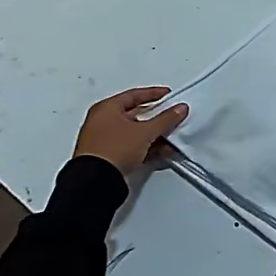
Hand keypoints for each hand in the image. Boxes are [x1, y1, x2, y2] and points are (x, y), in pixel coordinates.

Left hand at [72, 87, 188, 174]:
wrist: (96, 181)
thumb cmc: (112, 149)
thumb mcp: (145, 131)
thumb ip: (165, 119)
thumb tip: (178, 110)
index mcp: (106, 109)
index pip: (134, 95)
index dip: (153, 94)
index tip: (167, 95)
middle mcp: (102, 122)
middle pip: (135, 115)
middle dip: (157, 118)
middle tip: (172, 117)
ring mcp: (104, 141)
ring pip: (135, 133)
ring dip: (154, 135)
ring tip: (171, 137)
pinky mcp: (108, 158)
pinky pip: (132, 148)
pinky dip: (147, 148)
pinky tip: (162, 152)